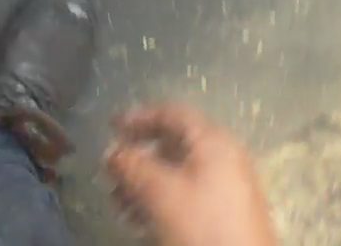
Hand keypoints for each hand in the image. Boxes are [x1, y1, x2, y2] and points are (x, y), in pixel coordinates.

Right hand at [104, 104, 278, 245]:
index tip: (111, 128)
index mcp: (214, 142)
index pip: (170, 113)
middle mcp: (225, 159)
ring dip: (144, 184)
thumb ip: (130, 164)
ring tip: (119, 204)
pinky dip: (161, 201)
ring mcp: (229, 190)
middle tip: (112, 172)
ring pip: (177, 174)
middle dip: (137, 158)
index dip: (137, 116)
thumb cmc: (202, 226)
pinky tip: (140, 220)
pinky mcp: (228, 217)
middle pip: (172, 145)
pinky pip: (188, 196)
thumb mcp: (159, 192)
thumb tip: (112, 153)